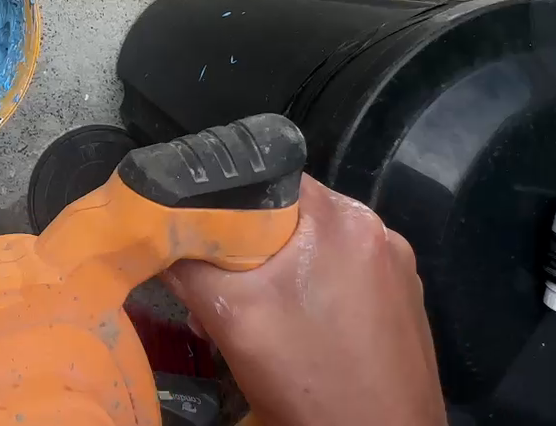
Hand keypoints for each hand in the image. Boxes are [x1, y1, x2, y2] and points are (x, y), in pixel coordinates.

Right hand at [164, 175, 445, 425]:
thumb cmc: (308, 381)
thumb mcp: (229, 315)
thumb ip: (184, 262)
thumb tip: (151, 233)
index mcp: (342, 217)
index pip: (265, 175)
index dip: (223, 195)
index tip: (195, 224)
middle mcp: (377, 230)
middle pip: (286, 212)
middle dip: (243, 241)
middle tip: (213, 276)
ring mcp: (396, 269)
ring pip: (311, 246)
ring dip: (272, 268)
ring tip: (245, 308)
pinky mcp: (404, 304)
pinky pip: (338, 275)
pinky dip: (306, 289)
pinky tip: (285, 325)